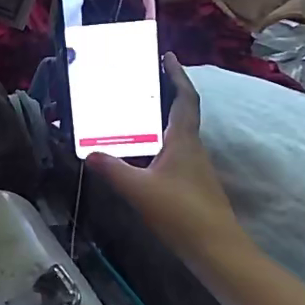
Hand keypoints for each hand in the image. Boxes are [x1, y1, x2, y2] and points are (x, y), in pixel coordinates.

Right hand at [88, 54, 244, 265]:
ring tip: (135, 116)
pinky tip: (144, 157)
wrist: (216, 248)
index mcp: (184, 139)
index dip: (178, 75)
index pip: (185, 97)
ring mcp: (197, 167)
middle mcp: (194, 147)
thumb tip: (88, 152)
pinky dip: (161, 145)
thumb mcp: (140, 190)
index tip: (168, 56)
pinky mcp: (195, 185)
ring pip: (179, 134)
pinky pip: (176, 153)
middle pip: (182, 112)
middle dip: (166, 94)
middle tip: (143, 83)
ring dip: (162, 121)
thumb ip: (113, 170)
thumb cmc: (181, 212)